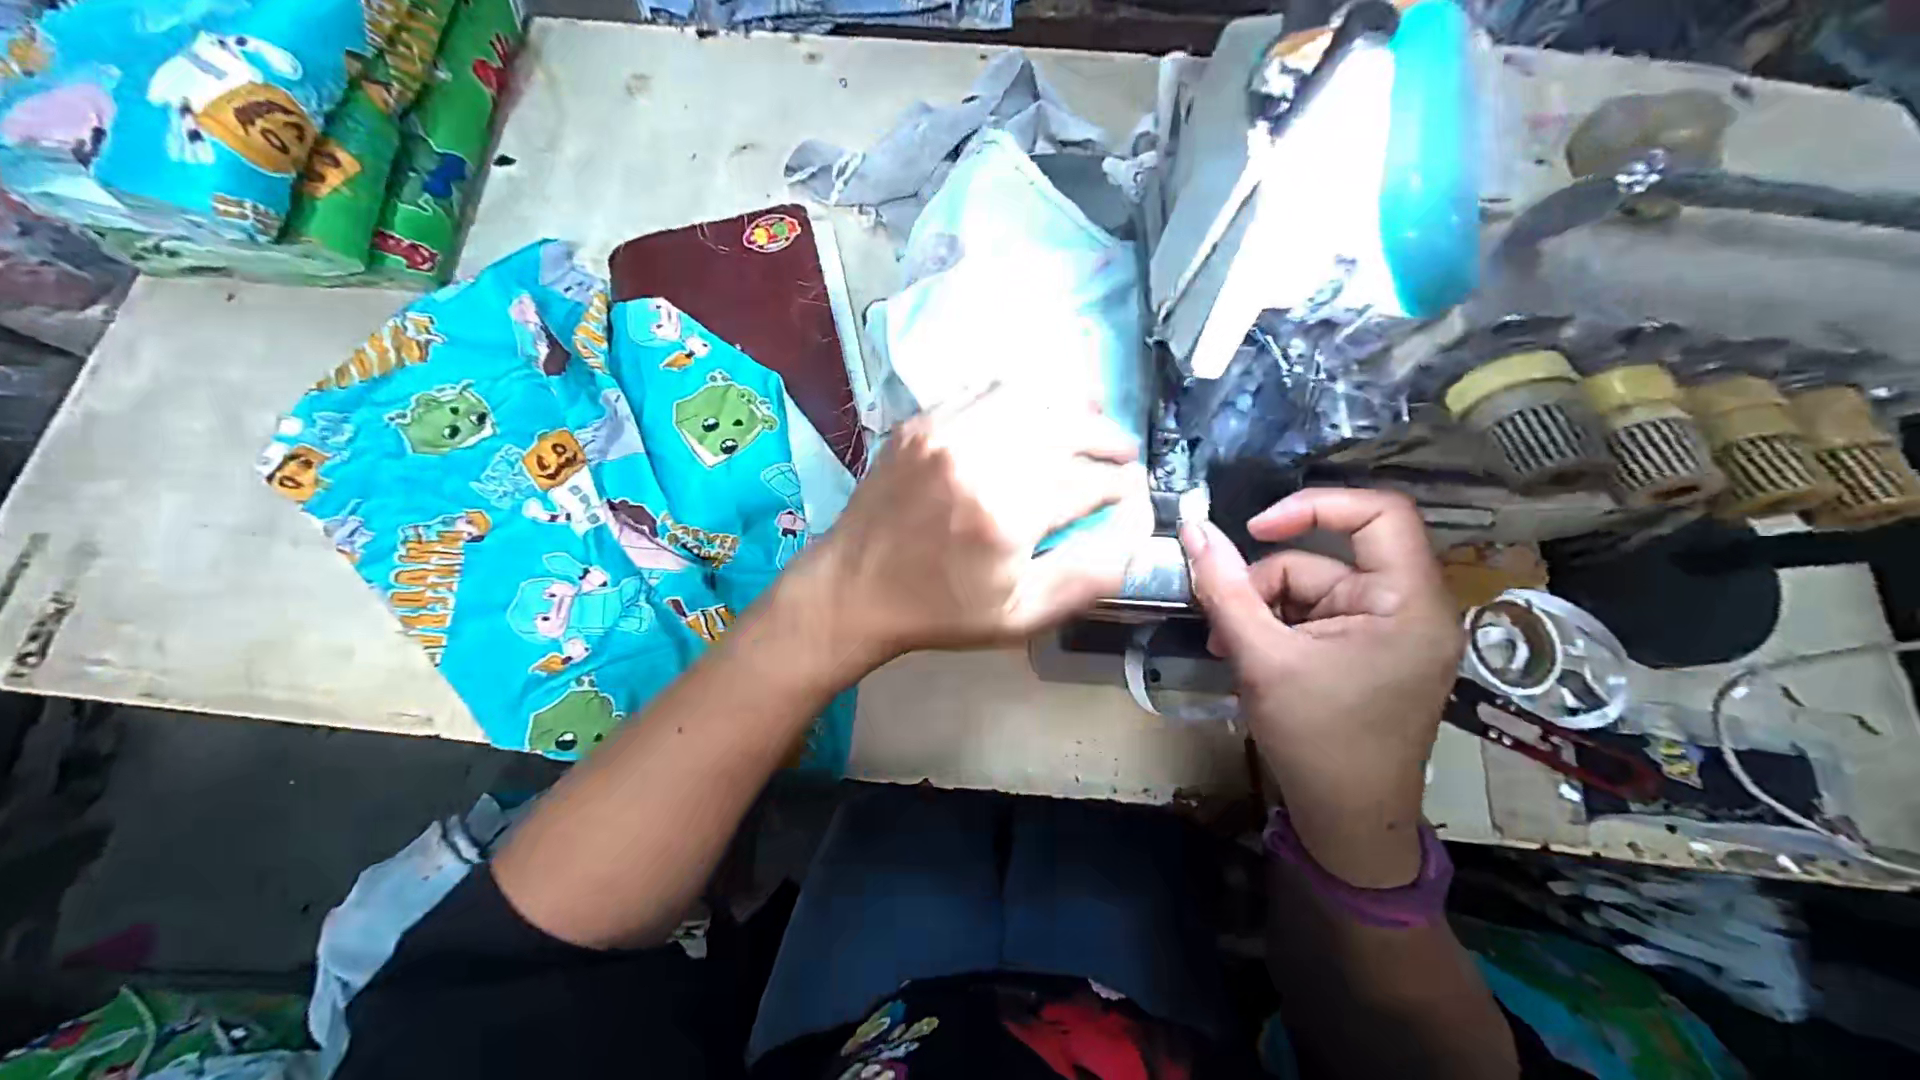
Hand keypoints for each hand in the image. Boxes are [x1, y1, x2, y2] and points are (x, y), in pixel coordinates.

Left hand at [802, 383, 1149, 665]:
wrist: (854, 588)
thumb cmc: (941, 610)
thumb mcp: (1019, 615)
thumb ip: (1085, 577)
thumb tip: (1137, 534)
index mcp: (1006, 514)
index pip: (1087, 483)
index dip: (1120, 485)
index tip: (1134, 489)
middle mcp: (977, 460)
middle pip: (1064, 428)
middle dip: (1106, 438)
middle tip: (1124, 452)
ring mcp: (944, 433)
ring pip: (1029, 396)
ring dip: (1071, 404)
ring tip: (1093, 415)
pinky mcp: (921, 423)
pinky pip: (983, 390)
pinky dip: (1022, 393)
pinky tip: (1038, 406)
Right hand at [1182, 488, 1462, 886]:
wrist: (1346, 820)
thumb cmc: (1315, 739)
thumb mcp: (1260, 657)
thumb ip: (1224, 588)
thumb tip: (1193, 530)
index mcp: (1407, 603)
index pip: (1379, 513)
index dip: (1314, 506)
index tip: (1256, 529)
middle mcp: (1409, 609)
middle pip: (1325, 561)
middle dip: (1265, 586)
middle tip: (1225, 622)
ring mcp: (1389, 633)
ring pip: (1311, 590)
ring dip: (1263, 612)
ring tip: (1231, 649)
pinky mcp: (1369, 653)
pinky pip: (1315, 617)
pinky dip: (1278, 629)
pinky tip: (1251, 657)